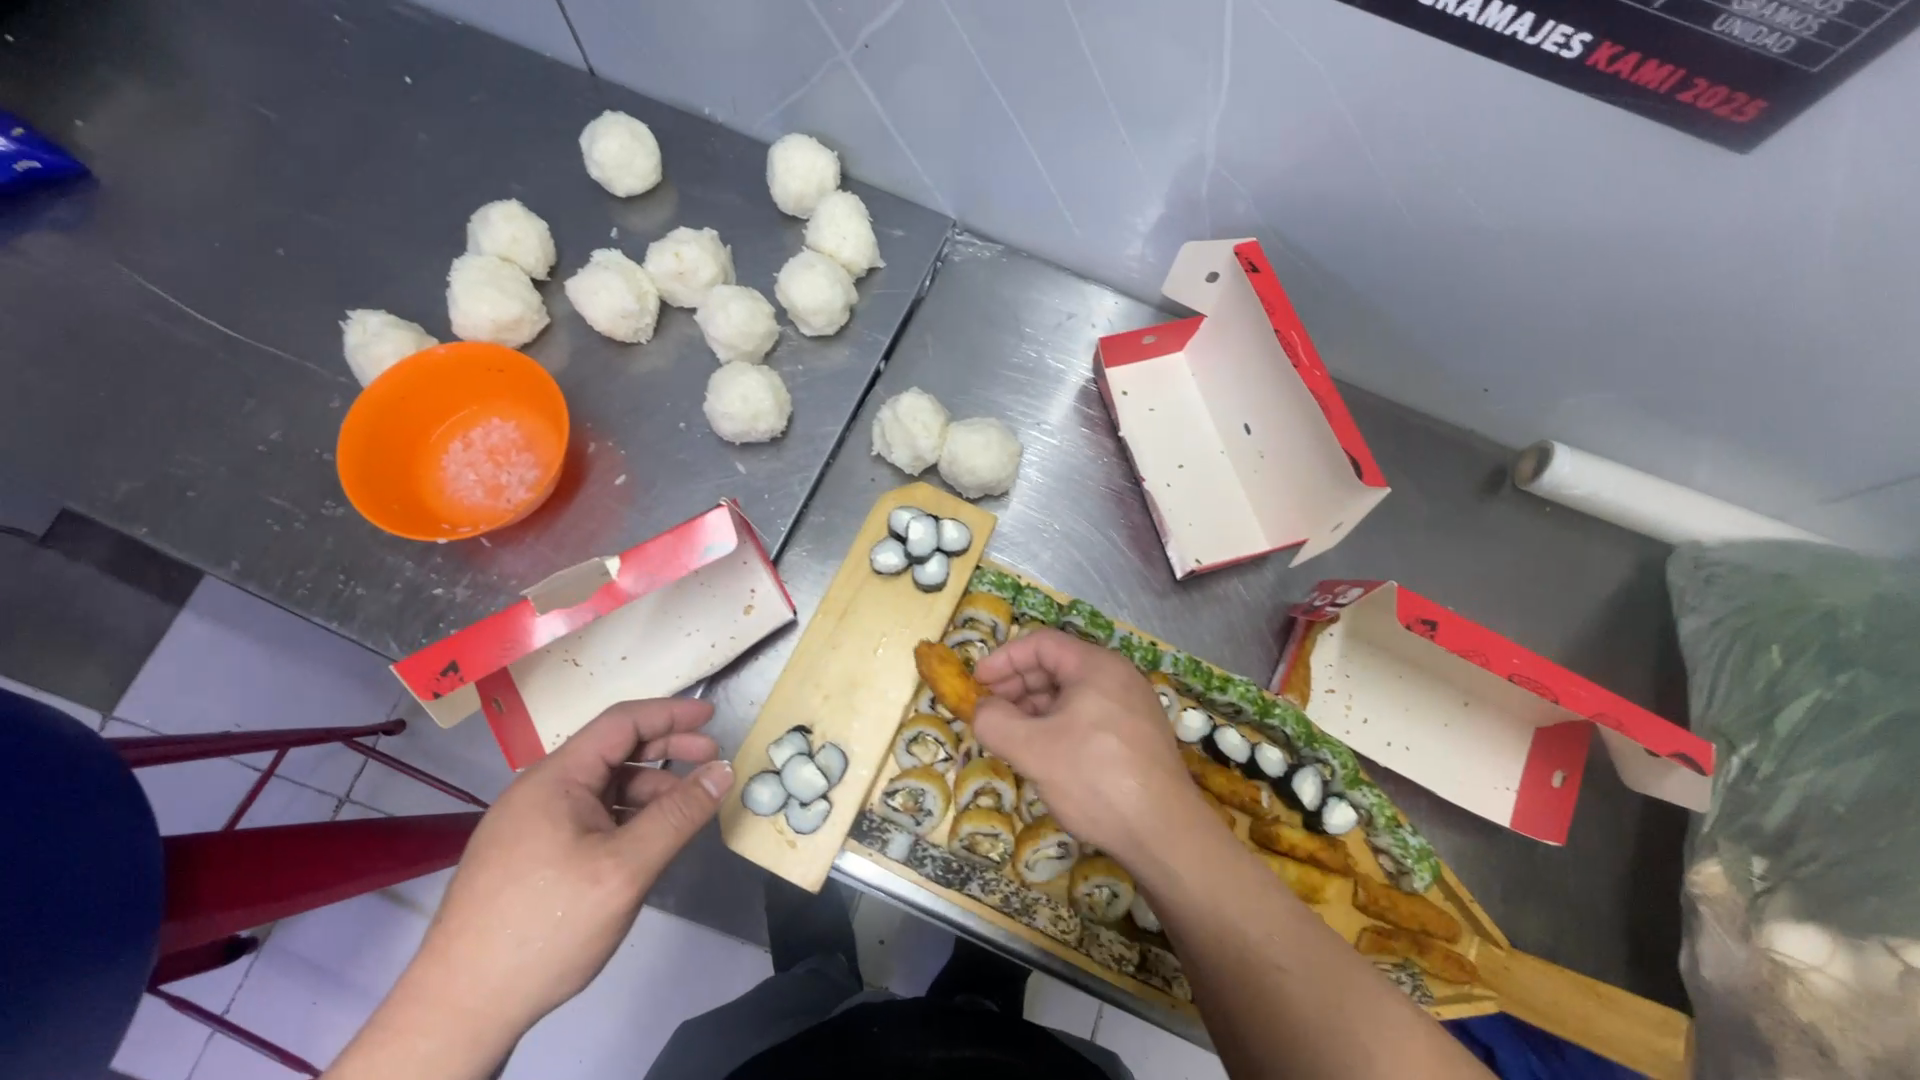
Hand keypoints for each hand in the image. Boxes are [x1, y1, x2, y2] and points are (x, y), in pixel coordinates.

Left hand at [407, 699, 735, 1033]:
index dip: (671, 714)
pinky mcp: (528, 855)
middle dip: (666, 750)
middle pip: (612, 752)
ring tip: (686, 813)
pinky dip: (625, 818)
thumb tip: (723, 770)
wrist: (461, 1005)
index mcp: (556, 778)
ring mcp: (530, 824)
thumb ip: (678, 815)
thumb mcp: (625, 869)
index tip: (713, 716)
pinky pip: (587, 818)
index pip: (621, 723)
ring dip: (648, 791)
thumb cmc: (548, 924)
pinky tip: (647, 842)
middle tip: (713, 763)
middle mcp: (540, 791)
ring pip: (602, 789)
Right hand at [972, 629, 1201, 859]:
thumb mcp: (1033, 749)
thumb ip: (995, 722)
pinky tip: (1044, 753)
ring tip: (1011, 735)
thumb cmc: (1094, 778)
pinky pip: (1089, 716)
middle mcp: (1118, 678)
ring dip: (1035, 708)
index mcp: (1096, 666)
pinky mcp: (1137, 737)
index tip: (977, 683)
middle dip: (1017, 685)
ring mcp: (1132, 707)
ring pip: (1073, 694)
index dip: (1003, 658)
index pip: (1041, 643)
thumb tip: (982, 710)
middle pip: (1057, 666)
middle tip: (989, 711)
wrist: (1163, 832)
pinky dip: (1059, 725)